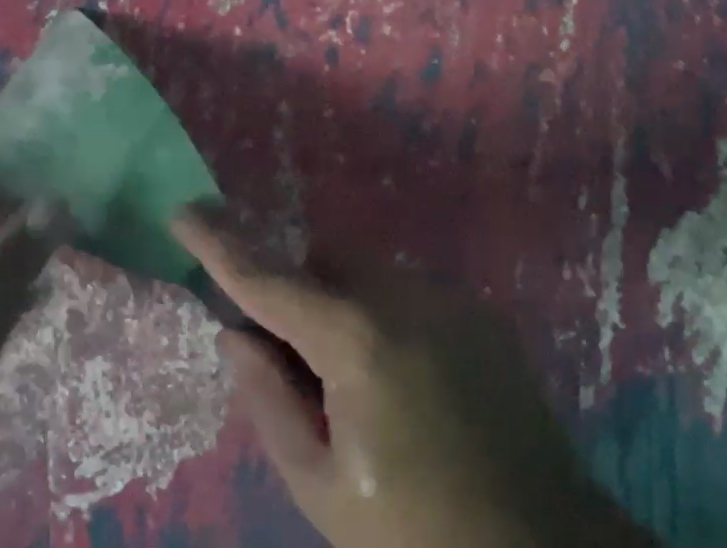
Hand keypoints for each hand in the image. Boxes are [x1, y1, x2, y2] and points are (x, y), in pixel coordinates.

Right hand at [172, 211, 654, 547]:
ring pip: (369, 276)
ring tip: (357, 388)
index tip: (185, 211)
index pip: (270, 279)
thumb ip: (269, 400)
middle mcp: (407, 297)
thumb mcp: (323, 485)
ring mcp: (452, 299)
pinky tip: (405, 385)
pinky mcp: (483, 314)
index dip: (221, 244)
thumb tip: (238, 334)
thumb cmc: (416, 527)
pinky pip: (410, 294)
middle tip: (294, 366)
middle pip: (324, 264)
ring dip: (342, 307)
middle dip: (296, 294)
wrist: (540, 541)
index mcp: (357, 340)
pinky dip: (385, 318)